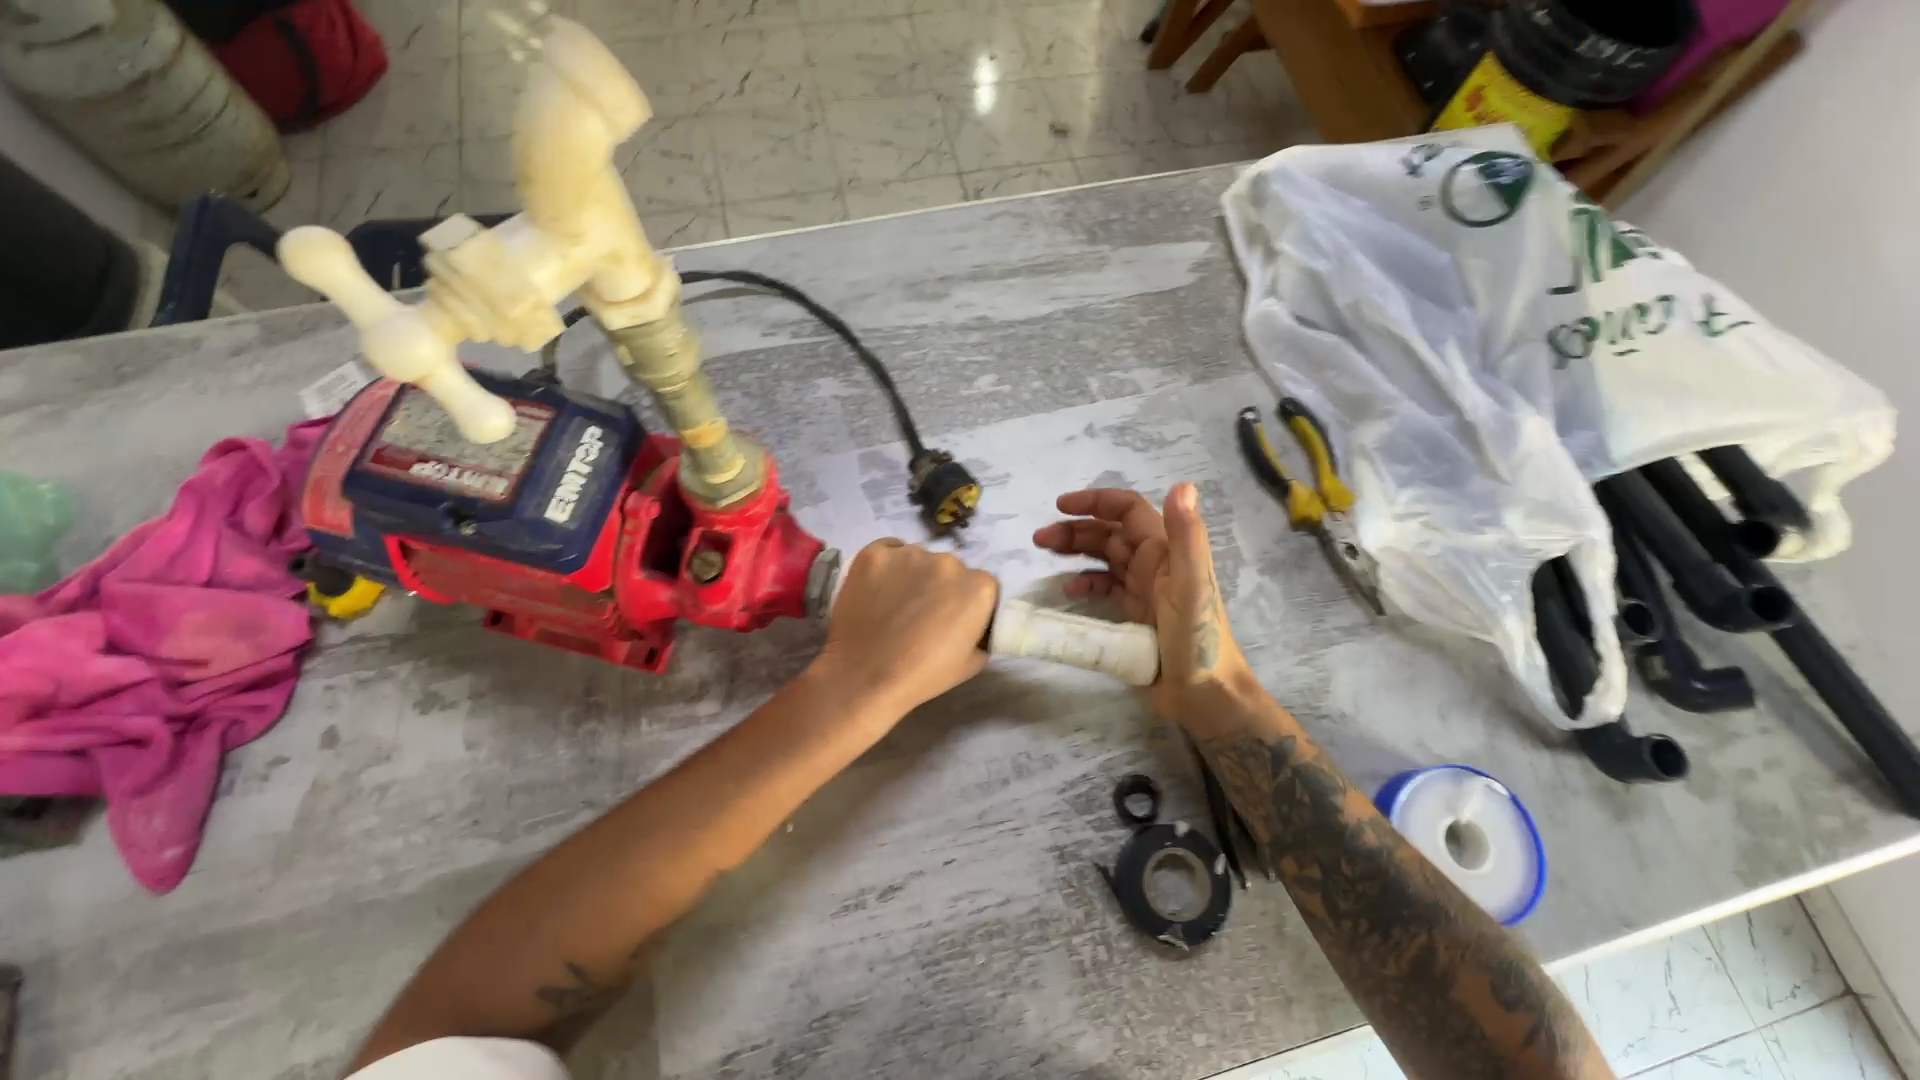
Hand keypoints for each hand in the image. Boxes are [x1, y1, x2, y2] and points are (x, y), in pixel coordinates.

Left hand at [814, 539, 999, 715]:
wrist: (864, 676)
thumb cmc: (922, 675)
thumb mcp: (973, 663)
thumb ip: (982, 632)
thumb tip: (973, 621)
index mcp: (979, 587)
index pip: (981, 586)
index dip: (967, 603)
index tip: (952, 620)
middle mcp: (949, 561)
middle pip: (950, 569)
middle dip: (940, 587)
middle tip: (922, 614)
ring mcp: (909, 554)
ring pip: (918, 559)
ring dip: (913, 575)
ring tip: (894, 605)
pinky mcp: (874, 552)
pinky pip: (888, 550)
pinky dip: (886, 565)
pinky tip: (877, 588)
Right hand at [1032, 483, 1254, 724]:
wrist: (1204, 693)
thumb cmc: (1198, 639)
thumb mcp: (1191, 585)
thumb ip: (1187, 536)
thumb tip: (1183, 484)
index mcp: (1166, 551)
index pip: (1128, 510)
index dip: (1096, 502)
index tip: (1061, 505)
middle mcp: (1154, 564)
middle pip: (1109, 533)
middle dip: (1075, 529)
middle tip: (1040, 539)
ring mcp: (1142, 589)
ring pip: (1103, 558)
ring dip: (1075, 551)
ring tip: (1045, 553)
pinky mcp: (1133, 614)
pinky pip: (1103, 589)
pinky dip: (1084, 583)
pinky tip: (1069, 591)